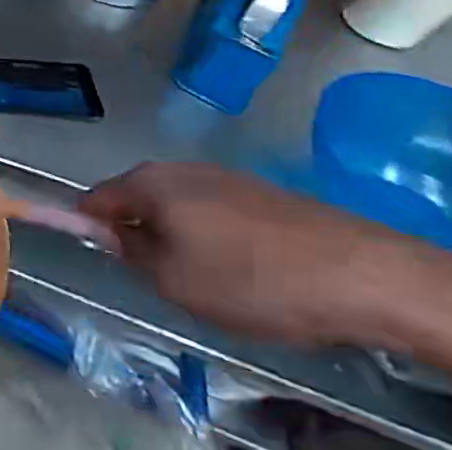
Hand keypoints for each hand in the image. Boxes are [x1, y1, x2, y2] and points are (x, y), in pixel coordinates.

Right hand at [79, 163, 431, 347]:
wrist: (362, 273)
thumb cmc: (252, 279)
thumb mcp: (175, 281)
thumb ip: (131, 253)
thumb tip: (113, 233)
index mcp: (149, 182)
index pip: (96, 197)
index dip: (89, 226)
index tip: (102, 258)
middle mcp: (178, 168)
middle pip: (137, 199)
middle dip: (138, 234)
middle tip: (159, 279)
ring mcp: (222, 176)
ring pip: (178, 208)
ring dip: (177, 238)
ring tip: (206, 282)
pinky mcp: (258, 193)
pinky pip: (214, 213)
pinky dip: (213, 238)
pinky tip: (245, 273)